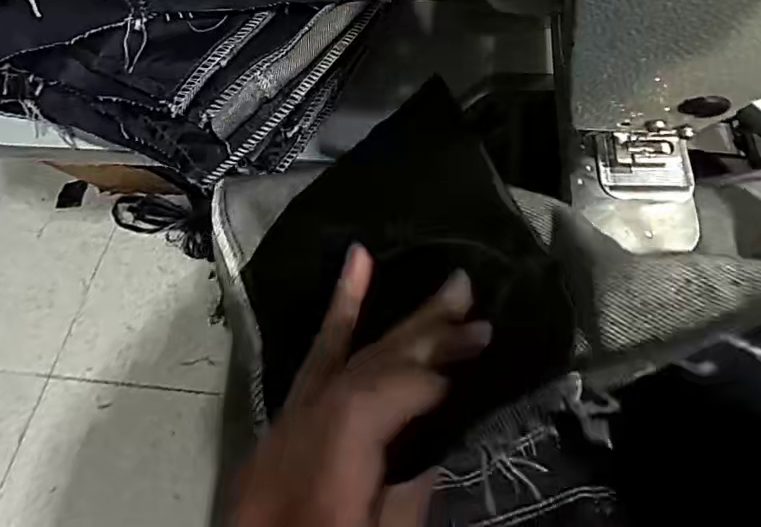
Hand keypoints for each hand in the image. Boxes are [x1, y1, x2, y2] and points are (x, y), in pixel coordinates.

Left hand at [231, 245, 492, 526]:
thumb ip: (407, 501)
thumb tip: (436, 452)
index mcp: (330, 455)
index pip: (386, 392)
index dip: (431, 377)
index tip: (472, 365)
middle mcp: (308, 421)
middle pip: (376, 362)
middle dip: (428, 330)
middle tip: (471, 297)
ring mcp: (293, 416)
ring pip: (356, 352)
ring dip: (407, 322)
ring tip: (452, 286)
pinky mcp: (288, 418)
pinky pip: (317, 355)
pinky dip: (341, 308)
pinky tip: (358, 260)